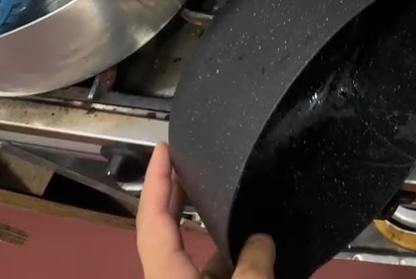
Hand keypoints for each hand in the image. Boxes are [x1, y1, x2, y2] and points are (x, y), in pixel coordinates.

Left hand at [137, 143, 275, 278]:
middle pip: (165, 229)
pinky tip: (251, 236)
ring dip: (206, 219)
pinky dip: (228, 247)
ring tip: (229, 187)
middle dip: (174, 190)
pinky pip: (214, 268)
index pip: (153, 222)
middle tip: (188, 155)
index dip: (155, 182)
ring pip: (193, 250)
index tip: (163, 148)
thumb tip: (262, 238)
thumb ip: (253, 262)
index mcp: (167, 277)